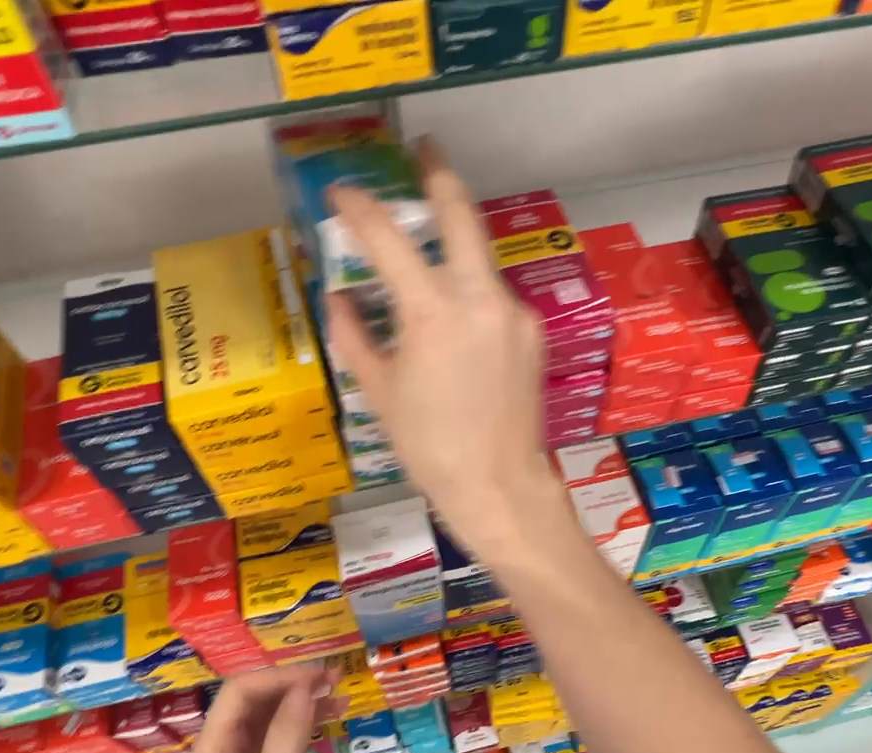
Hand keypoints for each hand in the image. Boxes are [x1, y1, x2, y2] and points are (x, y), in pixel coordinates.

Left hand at [184, 664, 329, 752]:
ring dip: (298, 708)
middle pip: (252, 702)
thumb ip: (287, 736)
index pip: (242, 691)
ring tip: (340, 703)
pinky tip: (324, 732)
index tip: (324, 677)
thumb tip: (306, 687)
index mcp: (211, 750)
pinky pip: (272, 747)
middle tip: (337, 684)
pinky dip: (297, 734)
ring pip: (265, 724)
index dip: (282, 676)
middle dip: (292, 687)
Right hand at [325, 138, 565, 563]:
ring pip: (480, 258)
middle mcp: (481, 298)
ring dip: (454, 246)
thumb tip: (338, 298)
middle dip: (439, 174)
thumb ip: (353, 334)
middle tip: (423, 148)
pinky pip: (496, 295)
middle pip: (461, 215)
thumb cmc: (430, 448)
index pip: (388, 237)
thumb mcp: (379, 392)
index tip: (342, 194)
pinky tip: (456, 318)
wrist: (499, 485)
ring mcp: (514, 312)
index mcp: (433, 313)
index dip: (360, 208)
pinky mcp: (532, 331)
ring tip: (428, 252)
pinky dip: (472, 291)